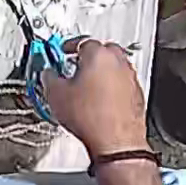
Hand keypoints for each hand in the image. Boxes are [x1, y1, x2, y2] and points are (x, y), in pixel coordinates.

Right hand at [42, 38, 151, 157]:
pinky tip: (99, 100)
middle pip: (101, 50)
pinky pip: (122, 83)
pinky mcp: (137, 94)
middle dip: (87, 57)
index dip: (68, 47)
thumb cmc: (92, 118)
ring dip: (101, 71)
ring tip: (86, 86)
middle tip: (74, 67)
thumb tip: (49, 75)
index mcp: (97, 55)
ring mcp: (130, 78)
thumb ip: (49, 77)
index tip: (63, 52)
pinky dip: (111, 86)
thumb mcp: (56, 95)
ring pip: (114, 66)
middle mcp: (118, 62)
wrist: (116, 143)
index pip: (81, 41)